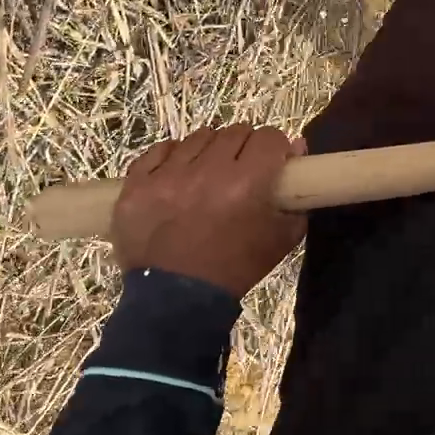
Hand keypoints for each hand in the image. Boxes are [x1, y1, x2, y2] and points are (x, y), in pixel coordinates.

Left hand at [111, 125, 307, 298]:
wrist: (176, 302)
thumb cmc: (236, 267)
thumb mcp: (283, 236)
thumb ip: (298, 193)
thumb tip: (297, 146)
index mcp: (247, 183)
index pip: (269, 137)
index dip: (275, 148)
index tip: (272, 162)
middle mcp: (207, 173)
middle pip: (235, 132)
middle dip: (244, 147)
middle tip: (241, 168)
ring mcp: (167, 178)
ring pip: (198, 137)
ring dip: (209, 150)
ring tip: (208, 173)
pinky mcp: (135, 187)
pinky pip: (159, 151)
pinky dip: (173, 157)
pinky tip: (179, 174)